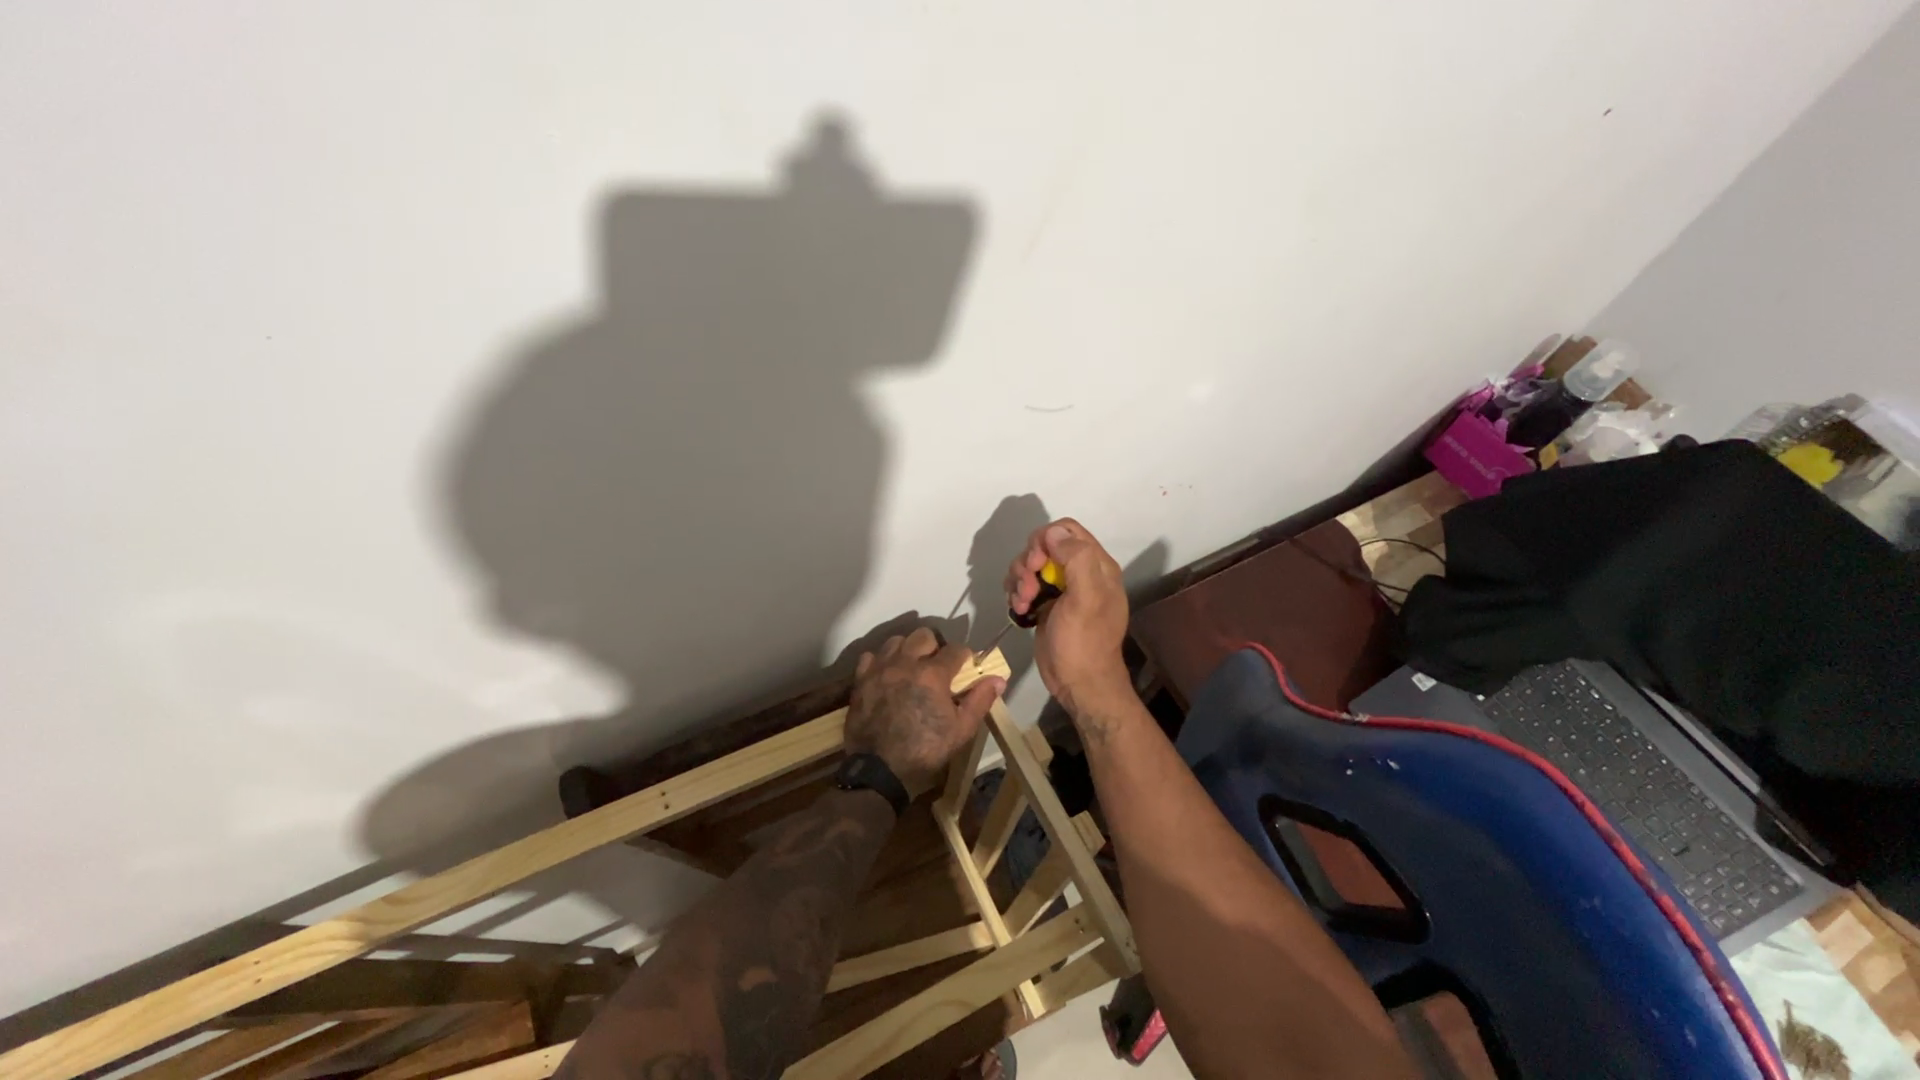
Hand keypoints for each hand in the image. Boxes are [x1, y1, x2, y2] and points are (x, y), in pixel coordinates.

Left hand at [845, 627, 1004, 794]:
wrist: (878, 768)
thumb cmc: (925, 750)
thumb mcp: (961, 730)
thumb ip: (980, 701)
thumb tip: (999, 679)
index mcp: (933, 673)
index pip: (956, 649)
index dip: (965, 657)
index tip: (965, 667)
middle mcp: (906, 662)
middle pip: (924, 636)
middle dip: (935, 646)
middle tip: (937, 666)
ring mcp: (880, 669)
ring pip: (896, 641)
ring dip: (907, 650)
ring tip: (911, 668)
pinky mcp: (861, 679)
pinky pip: (871, 656)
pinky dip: (881, 661)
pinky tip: (887, 675)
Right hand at [1005, 518, 1132, 723]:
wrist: (1079, 684)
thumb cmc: (1084, 642)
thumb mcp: (1086, 599)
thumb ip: (1076, 559)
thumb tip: (1053, 533)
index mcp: (1097, 566)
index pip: (1067, 530)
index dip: (1045, 540)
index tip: (1036, 564)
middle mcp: (1080, 573)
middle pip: (1044, 546)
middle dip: (1028, 563)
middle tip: (1027, 589)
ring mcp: (1062, 589)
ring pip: (1031, 565)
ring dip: (1019, 580)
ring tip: (1022, 603)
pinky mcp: (1046, 605)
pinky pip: (1025, 585)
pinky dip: (1017, 593)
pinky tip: (1018, 610)